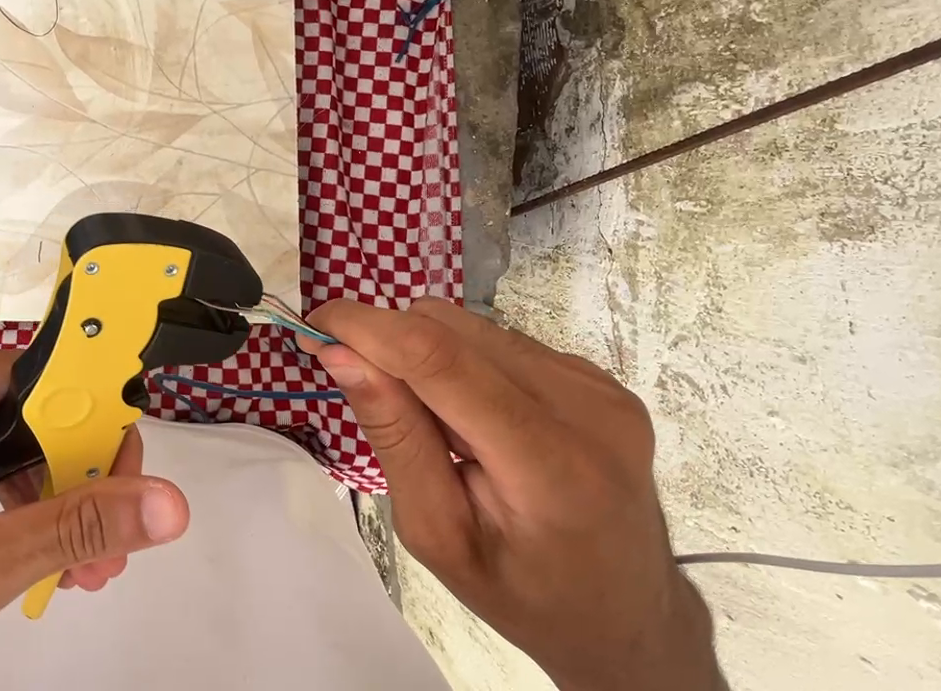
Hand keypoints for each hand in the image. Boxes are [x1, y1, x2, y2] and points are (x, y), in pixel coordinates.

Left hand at [0, 346, 189, 690]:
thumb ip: (76, 529)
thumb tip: (162, 504)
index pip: (71, 381)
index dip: (110, 438)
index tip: (128, 499)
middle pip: (44, 413)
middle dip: (80, 485)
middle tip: (99, 558)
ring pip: (13, 437)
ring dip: (46, 498)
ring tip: (64, 571)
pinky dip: (5, 496)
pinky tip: (15, 550)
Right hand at [305, 298, 724, 690]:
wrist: (627, 615)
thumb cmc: (521, 592)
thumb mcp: (435, 533)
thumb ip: (393, 436)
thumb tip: (341, 355)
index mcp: (549, 464)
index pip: (439, 359)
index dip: (366, 327)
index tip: (312, 326)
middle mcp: (585, 407)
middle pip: (449, 329)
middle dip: (388, 343)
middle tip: (369, 393)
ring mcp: (600, 387)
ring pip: (469, 324)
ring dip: (424, 353)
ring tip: (437, 422)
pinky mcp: (599, 377)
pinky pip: (498, 337)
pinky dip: (461, 361)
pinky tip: (473, 416)